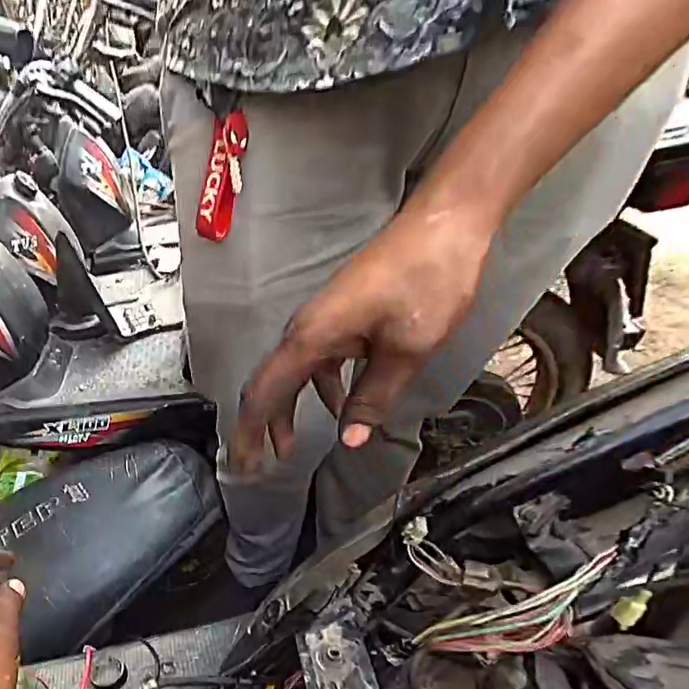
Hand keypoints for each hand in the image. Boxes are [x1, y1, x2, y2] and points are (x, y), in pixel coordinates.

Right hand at [228, 209, 492, 473]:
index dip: (249, 433)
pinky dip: (316, 390)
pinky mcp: (334, 320)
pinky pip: (313, 363)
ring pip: (289, 376)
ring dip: (286, 412)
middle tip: (256, 465)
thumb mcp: (407, 348)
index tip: (244, 465)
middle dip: (258, 428)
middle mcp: (303, 331)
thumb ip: (373, 396)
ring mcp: (317, 324)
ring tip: (289, 446)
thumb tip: (350, 439)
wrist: (445, 222)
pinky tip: (335, 406)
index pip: (263, 394)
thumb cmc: (427, 279)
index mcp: (310, 338)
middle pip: (267, 386)